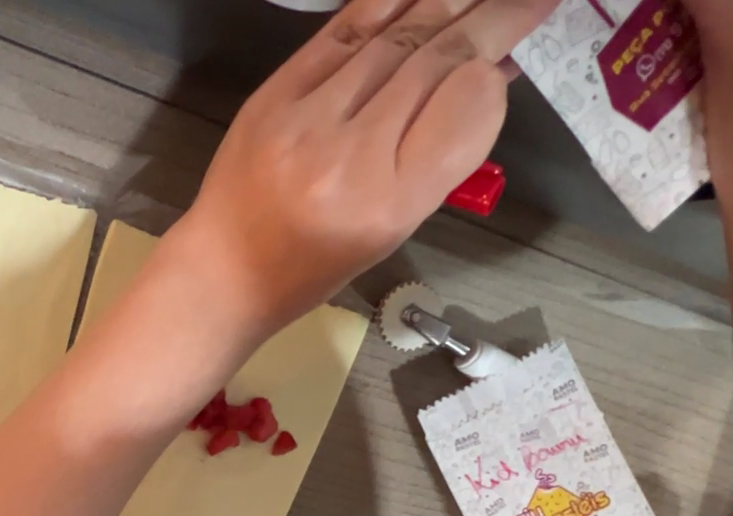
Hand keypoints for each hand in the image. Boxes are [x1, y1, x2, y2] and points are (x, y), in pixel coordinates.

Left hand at [169, 0, 559, 336]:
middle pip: (435, 60)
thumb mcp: (389, 229)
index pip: (466, 108)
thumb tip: (489, 73)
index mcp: (386, 205)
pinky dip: (390, 1)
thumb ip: (440, 155)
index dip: (493, 76)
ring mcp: (305, 120)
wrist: (224, 271)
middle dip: (492, 18)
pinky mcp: (273, 95)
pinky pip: (344, 29)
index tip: (507, 62)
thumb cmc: (312, 267)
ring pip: (395, 34)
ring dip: (449, 0)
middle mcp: (348, 156)